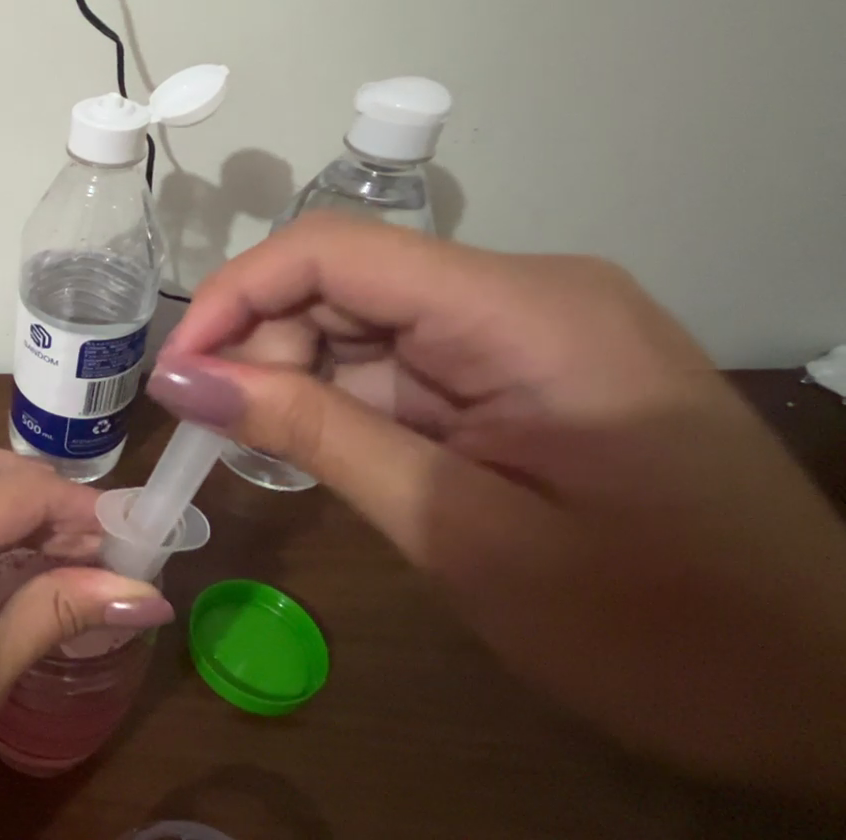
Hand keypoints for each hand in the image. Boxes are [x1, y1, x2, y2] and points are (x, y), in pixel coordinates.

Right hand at [151, 213, 845, 795]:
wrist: (830, 705)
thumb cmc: (654, 630)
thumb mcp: (456, 530)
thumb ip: (311, 435)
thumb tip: (181, 380)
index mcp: (523, 311)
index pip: (333, 250)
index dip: (234, 297)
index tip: (174, 375)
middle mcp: (523, 294)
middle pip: (344, 281)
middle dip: (263, 346)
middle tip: (219, 434)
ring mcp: (527, 332)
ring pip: (364, 323)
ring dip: (298, 379)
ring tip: (263, 451)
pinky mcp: (522, 372)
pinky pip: (402, 363)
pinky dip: (343, 402)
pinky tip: (320, 449)